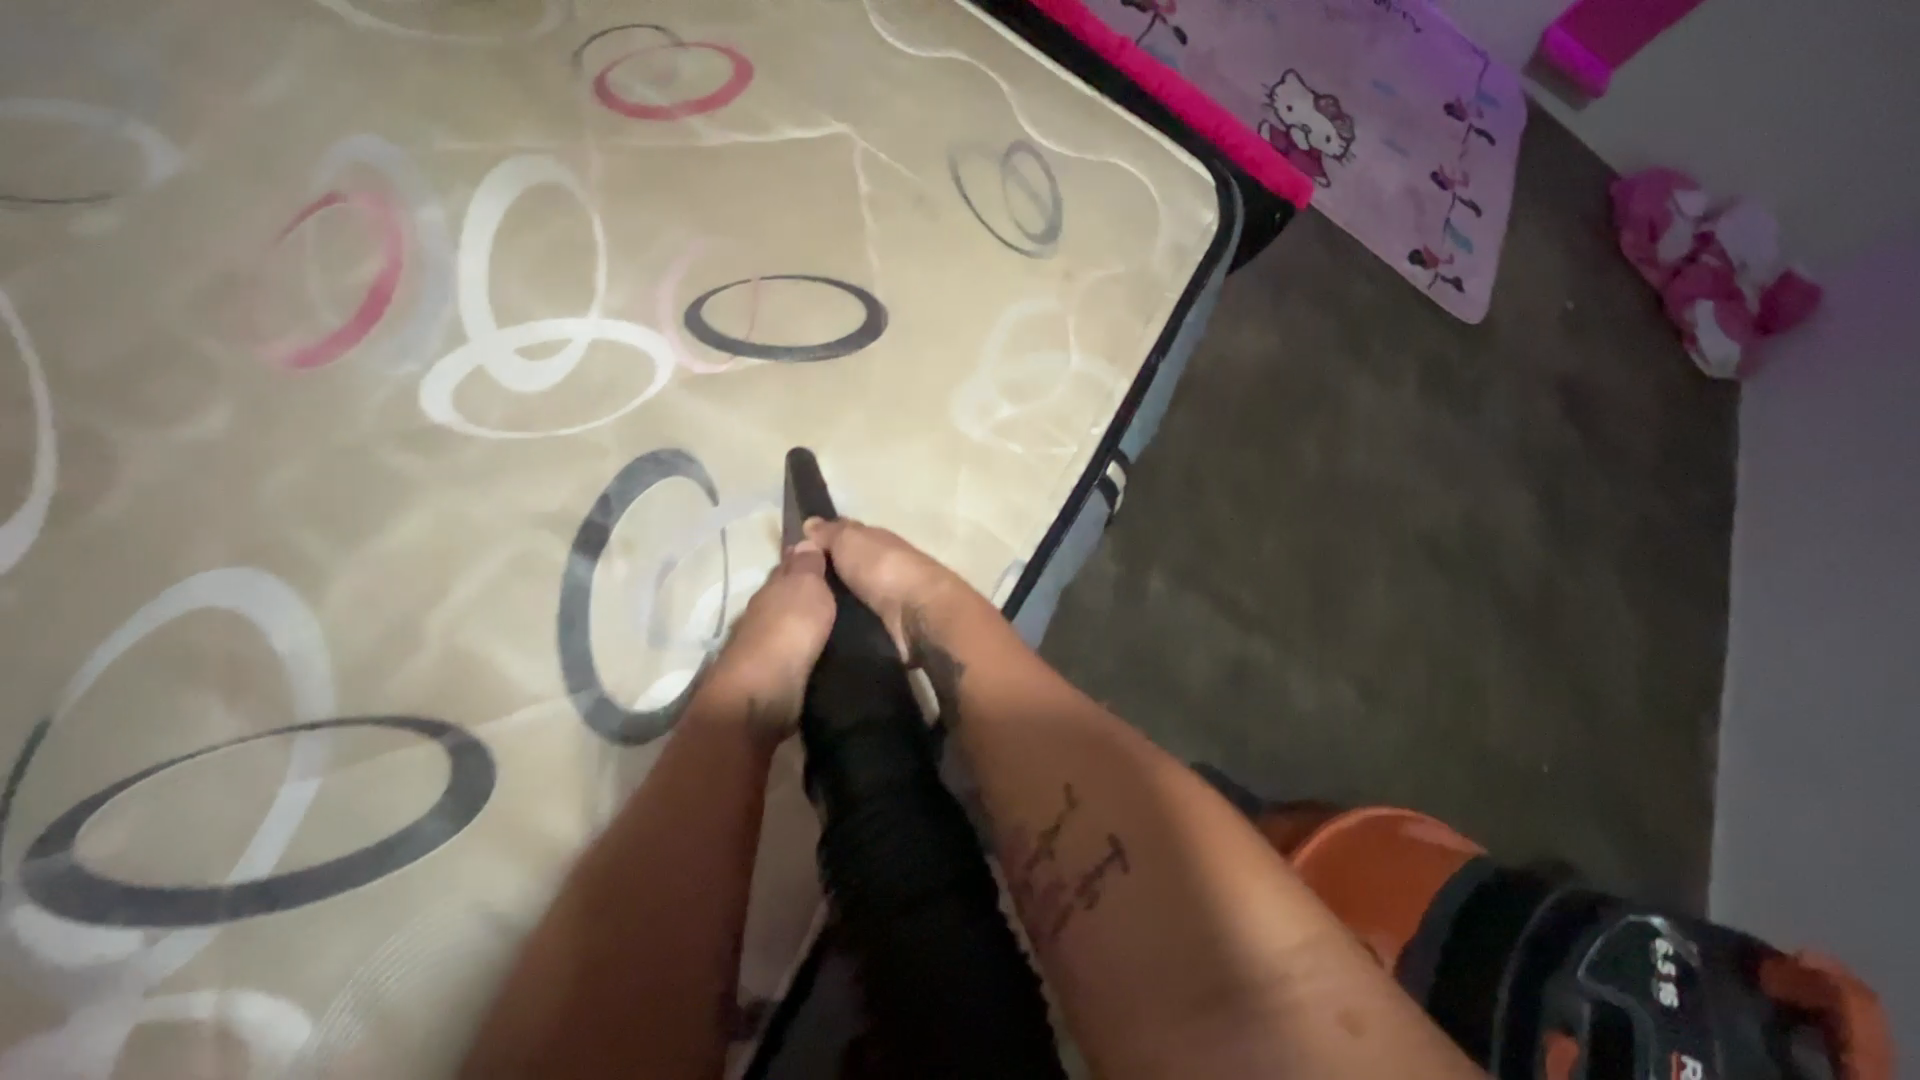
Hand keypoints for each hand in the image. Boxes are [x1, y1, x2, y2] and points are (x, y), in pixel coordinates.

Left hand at [702, 539, 835, 741]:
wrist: (762, 696)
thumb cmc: (788, 632)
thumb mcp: (805, 588)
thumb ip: (807, 566)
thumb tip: (804, 540)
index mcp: (772, 589)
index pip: (789, 567)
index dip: (809, 560)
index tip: (834, 558)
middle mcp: (764, 615)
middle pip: (789, 599)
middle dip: (812, 596)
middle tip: (849, 596)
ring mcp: (765, 649)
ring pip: (793, 629)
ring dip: (812, 627)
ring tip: (847, 628)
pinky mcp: (773, 679)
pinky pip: (797, 657)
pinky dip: (810, 653)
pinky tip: (829, 655)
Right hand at [802, 517, 975, 660]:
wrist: (918, 613)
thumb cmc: (883, 568)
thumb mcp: (850, 540)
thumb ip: (830, 532)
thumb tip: (810, 522)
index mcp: (876, 542)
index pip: (844, 539)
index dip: (819, 546)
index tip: (790, 559)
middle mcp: (883, 568)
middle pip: (845, 572)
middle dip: (822, 581)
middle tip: (788, 593)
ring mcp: (888, 600)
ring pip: (850, 600)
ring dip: (831, 606)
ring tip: (800, 617)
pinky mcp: (888, 628)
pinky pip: (858, 624)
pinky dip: (844, 626)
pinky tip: (821, 633)